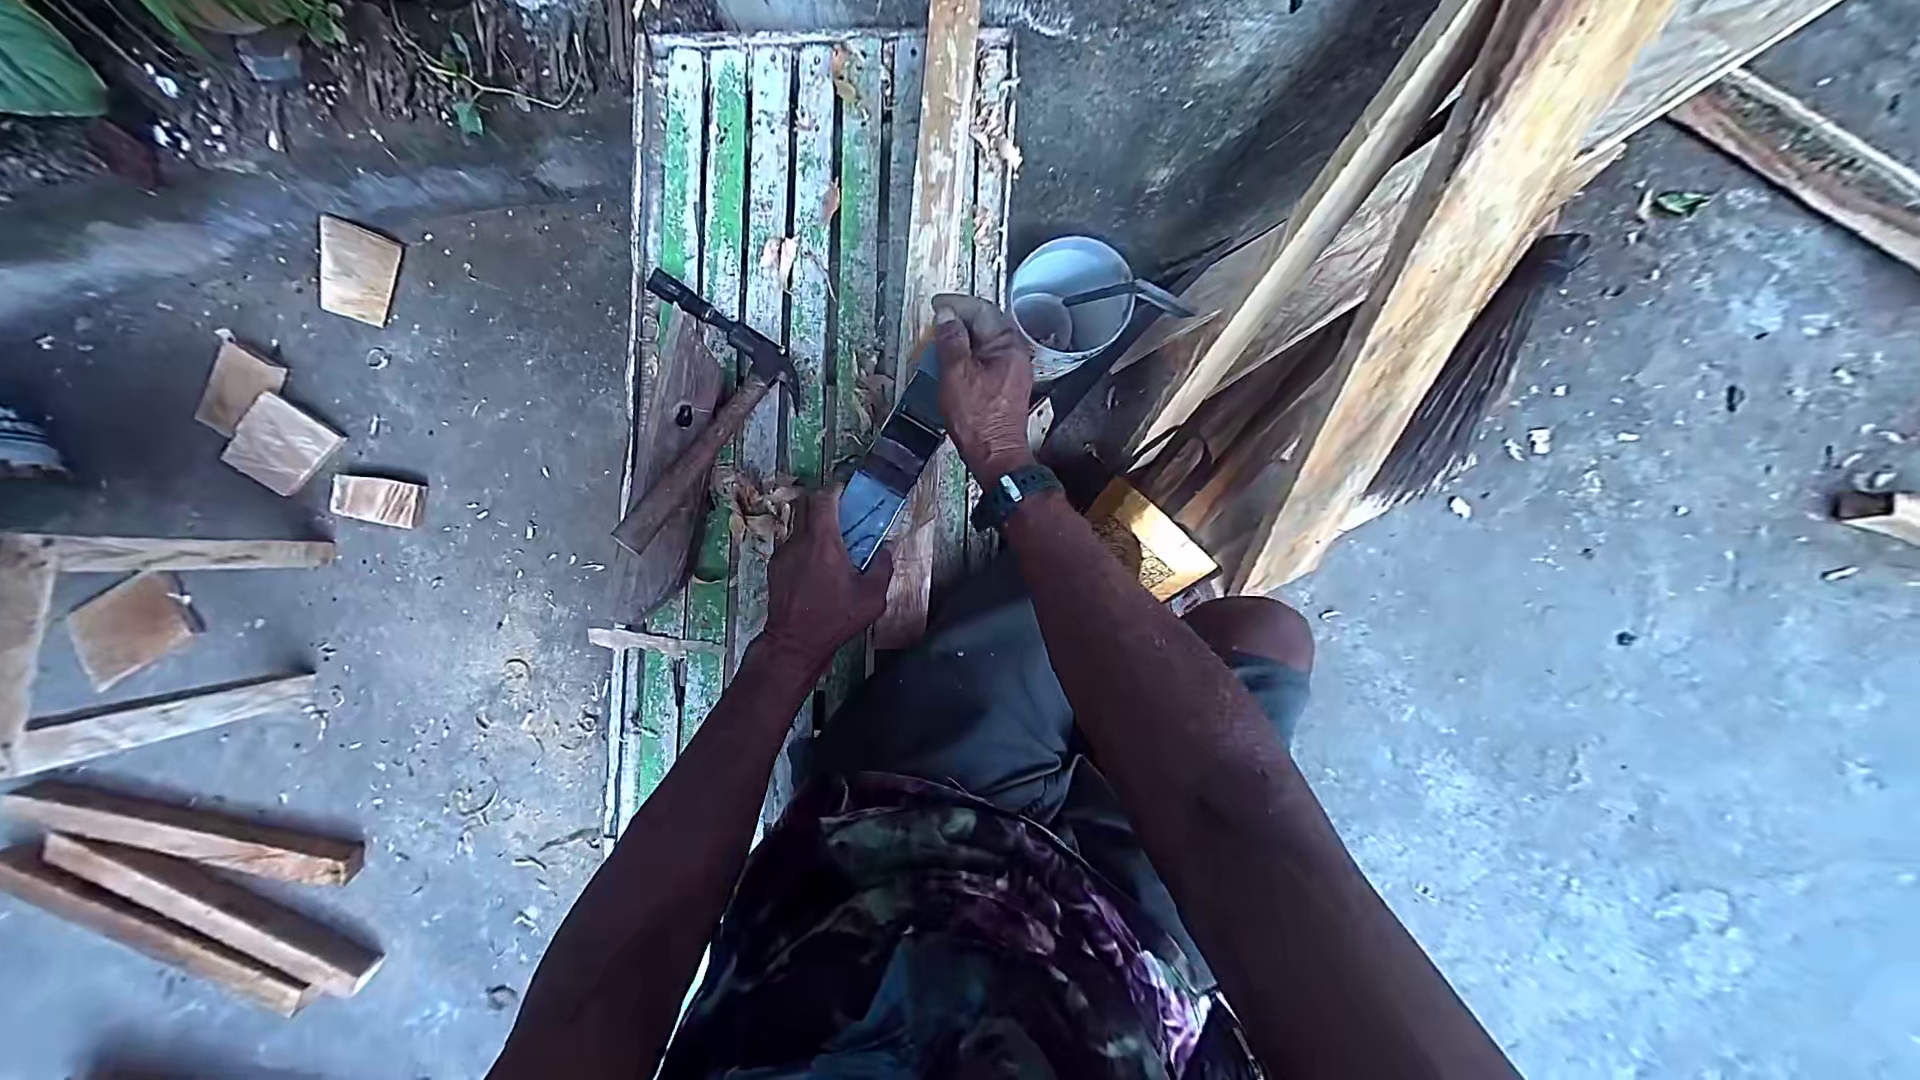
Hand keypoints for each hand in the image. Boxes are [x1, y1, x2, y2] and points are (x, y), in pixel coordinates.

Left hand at [760, 488, 893, 673]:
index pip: (823, 499)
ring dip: (814, 527)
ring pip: (797, 526)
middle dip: (823, 502)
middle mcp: (799, 542)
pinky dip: (805, 547)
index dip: (835, 490)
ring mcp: (783, 554)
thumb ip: (883, 567)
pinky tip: (817, 567)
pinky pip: (791, 545)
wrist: (794, 643)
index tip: (846, 492)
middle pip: (805, 504)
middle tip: (841, 512)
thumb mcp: (872, 598)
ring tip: (832, 546)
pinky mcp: (775, 568)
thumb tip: (887, 548)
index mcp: (823, 543)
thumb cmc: (834, 620)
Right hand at [932, 294, 1034, 480]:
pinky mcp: (1007, 388)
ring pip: (987, 344)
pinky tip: (956, 366)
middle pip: (987, 325)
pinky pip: (988, 362)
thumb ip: (951, 340)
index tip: (937, 306)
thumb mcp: (956, 373)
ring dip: (964, 340)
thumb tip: (947, 316)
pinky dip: (970, 358)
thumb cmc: (978, 420)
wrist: (995, 455)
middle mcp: (1016, 356)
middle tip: (937, 322)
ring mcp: (1014, 372)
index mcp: (1008, 346)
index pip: (982, 310)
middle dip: (960, 321)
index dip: (956, 305)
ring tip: (942, 343)